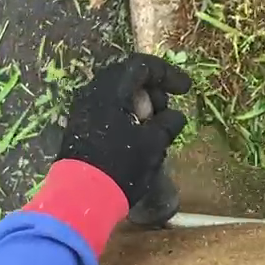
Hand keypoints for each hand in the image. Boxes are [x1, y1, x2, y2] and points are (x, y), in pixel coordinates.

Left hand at [58, 53, 191, 205]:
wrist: (82, 198)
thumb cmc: (121, 165)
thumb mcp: (154, 143)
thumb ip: (168, 123)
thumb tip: (174, 116)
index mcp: (112, 90)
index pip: (142, 66)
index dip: (167, 74)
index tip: (185, 90)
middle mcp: (94, 92)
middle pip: (128, 76)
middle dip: (153, 89)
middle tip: (166, 109)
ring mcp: (83, 109)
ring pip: (117, 93)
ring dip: (139, 103)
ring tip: (153, 126)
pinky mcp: (79, 125)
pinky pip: (108, 108)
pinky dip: (126, 114)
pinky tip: (136, 135)